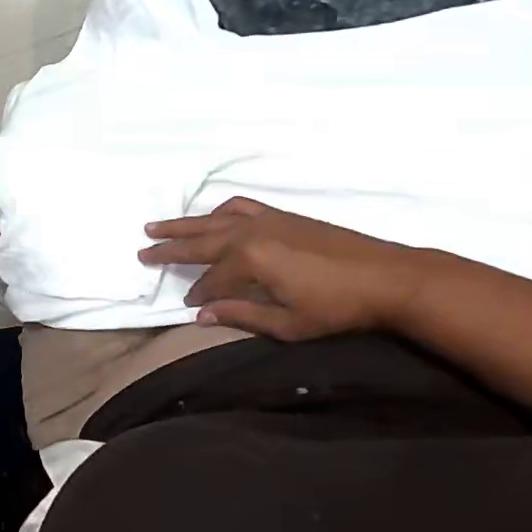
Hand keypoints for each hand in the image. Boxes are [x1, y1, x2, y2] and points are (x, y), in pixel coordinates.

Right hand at [139, 197, 433, 340]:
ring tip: (156, 226)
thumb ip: (240, 316)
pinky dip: (218, 212)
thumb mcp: (288, 324)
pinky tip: (212, 217)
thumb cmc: (338, 308)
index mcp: (250, 260)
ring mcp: (265, 220)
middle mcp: (250, 233)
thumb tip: (200, 315)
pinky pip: (239, 208)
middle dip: (169, 248)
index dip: (198, 295)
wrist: (390, 277)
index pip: (210, 280)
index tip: (189, 306)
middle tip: (142, 252)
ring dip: (183, 224)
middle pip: (200, 241)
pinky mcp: (281, 215)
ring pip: (212, 220)